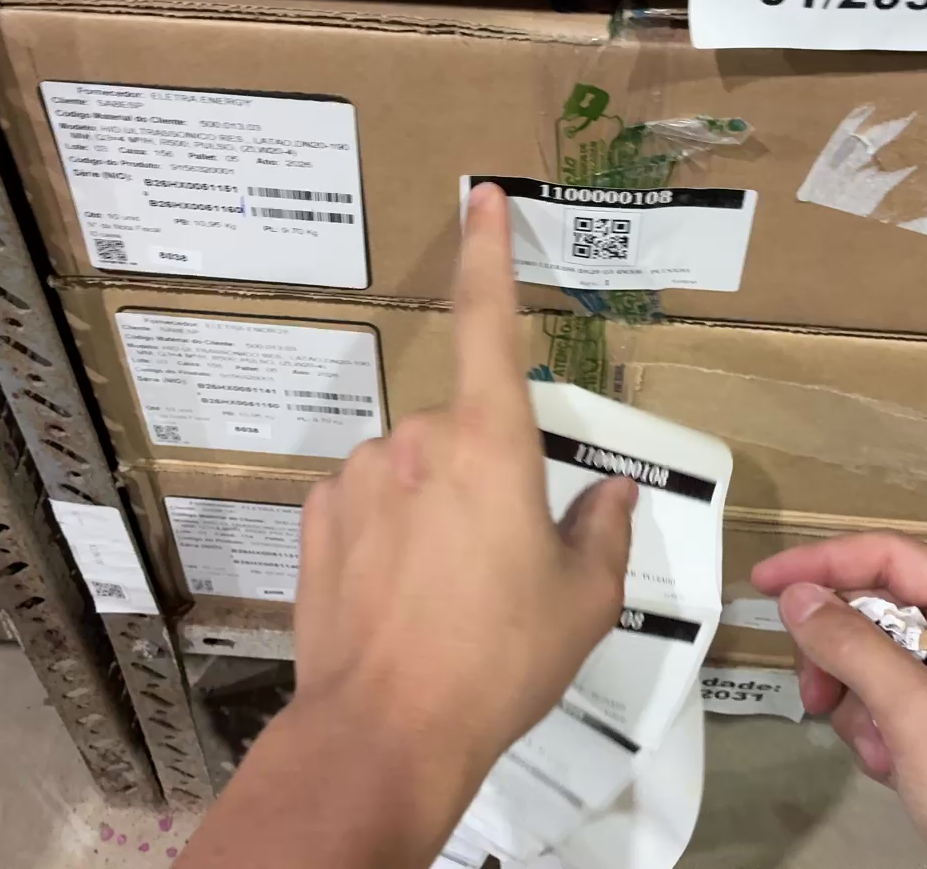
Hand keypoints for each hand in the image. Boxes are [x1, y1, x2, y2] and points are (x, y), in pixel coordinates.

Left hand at [294, 181, 637, 781]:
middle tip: (493, 554)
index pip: (488, 320)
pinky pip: (365, 497)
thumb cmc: (499, 659)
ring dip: (430, 502)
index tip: (481, 197)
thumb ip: (603, 528)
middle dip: (481, 471)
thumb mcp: (582, 600)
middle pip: (460, 427)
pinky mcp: (317, 510)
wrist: (385, 728)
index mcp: (489, 443)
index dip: (488, 252)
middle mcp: (416, 438)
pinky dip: (385, 524)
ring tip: (441, 583)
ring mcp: (357, 472)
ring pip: (409, 464)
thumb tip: (609, 494)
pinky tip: (394, 585)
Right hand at [752, 533, 926, 868]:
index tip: (767, 581)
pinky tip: (888, 763)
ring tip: (870, 745)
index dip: (824, 561)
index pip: (890, 557)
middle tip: (813, 690)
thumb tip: (793, 594)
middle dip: (837, 651)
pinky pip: (877, 693)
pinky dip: (867, 725)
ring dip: (851, 697)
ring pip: (866, 652)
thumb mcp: (918, 715)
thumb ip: (851, 646)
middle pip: (872, 607)